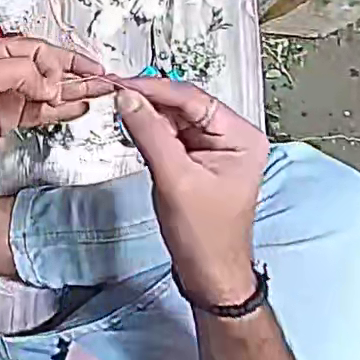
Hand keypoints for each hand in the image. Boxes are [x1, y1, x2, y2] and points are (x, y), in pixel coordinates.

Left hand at [0, 37, 111, 186]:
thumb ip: (19, 72)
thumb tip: (48, 83)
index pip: (36, 50)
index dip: (56, 62)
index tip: (65, 80)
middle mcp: (0, 72)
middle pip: (47, 67)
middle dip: (76, 72)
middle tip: (104, 78)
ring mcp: (5, 97)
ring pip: (48, 90)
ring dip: (74, 91)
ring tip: (102, 92)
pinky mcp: (6, 119)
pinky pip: (41, 110)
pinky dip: (61, 109)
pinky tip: (79, 107)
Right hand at [116, 77, 268, 305]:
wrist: (208, 275)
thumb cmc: (204, 236)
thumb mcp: (174, 179)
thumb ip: (150, 133)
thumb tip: (128, 98)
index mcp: (242, 137)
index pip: (194, 99)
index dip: (156, 89)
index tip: (124, 84)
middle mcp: (232, 136)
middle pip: (184, 105)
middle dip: (150, 101)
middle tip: (117, 94)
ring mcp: (215, 146)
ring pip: (175, 117)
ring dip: (148, 115)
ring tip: (122, 111)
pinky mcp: (198, 157)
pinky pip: (171, 133)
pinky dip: (151, 130)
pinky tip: (134, 128)